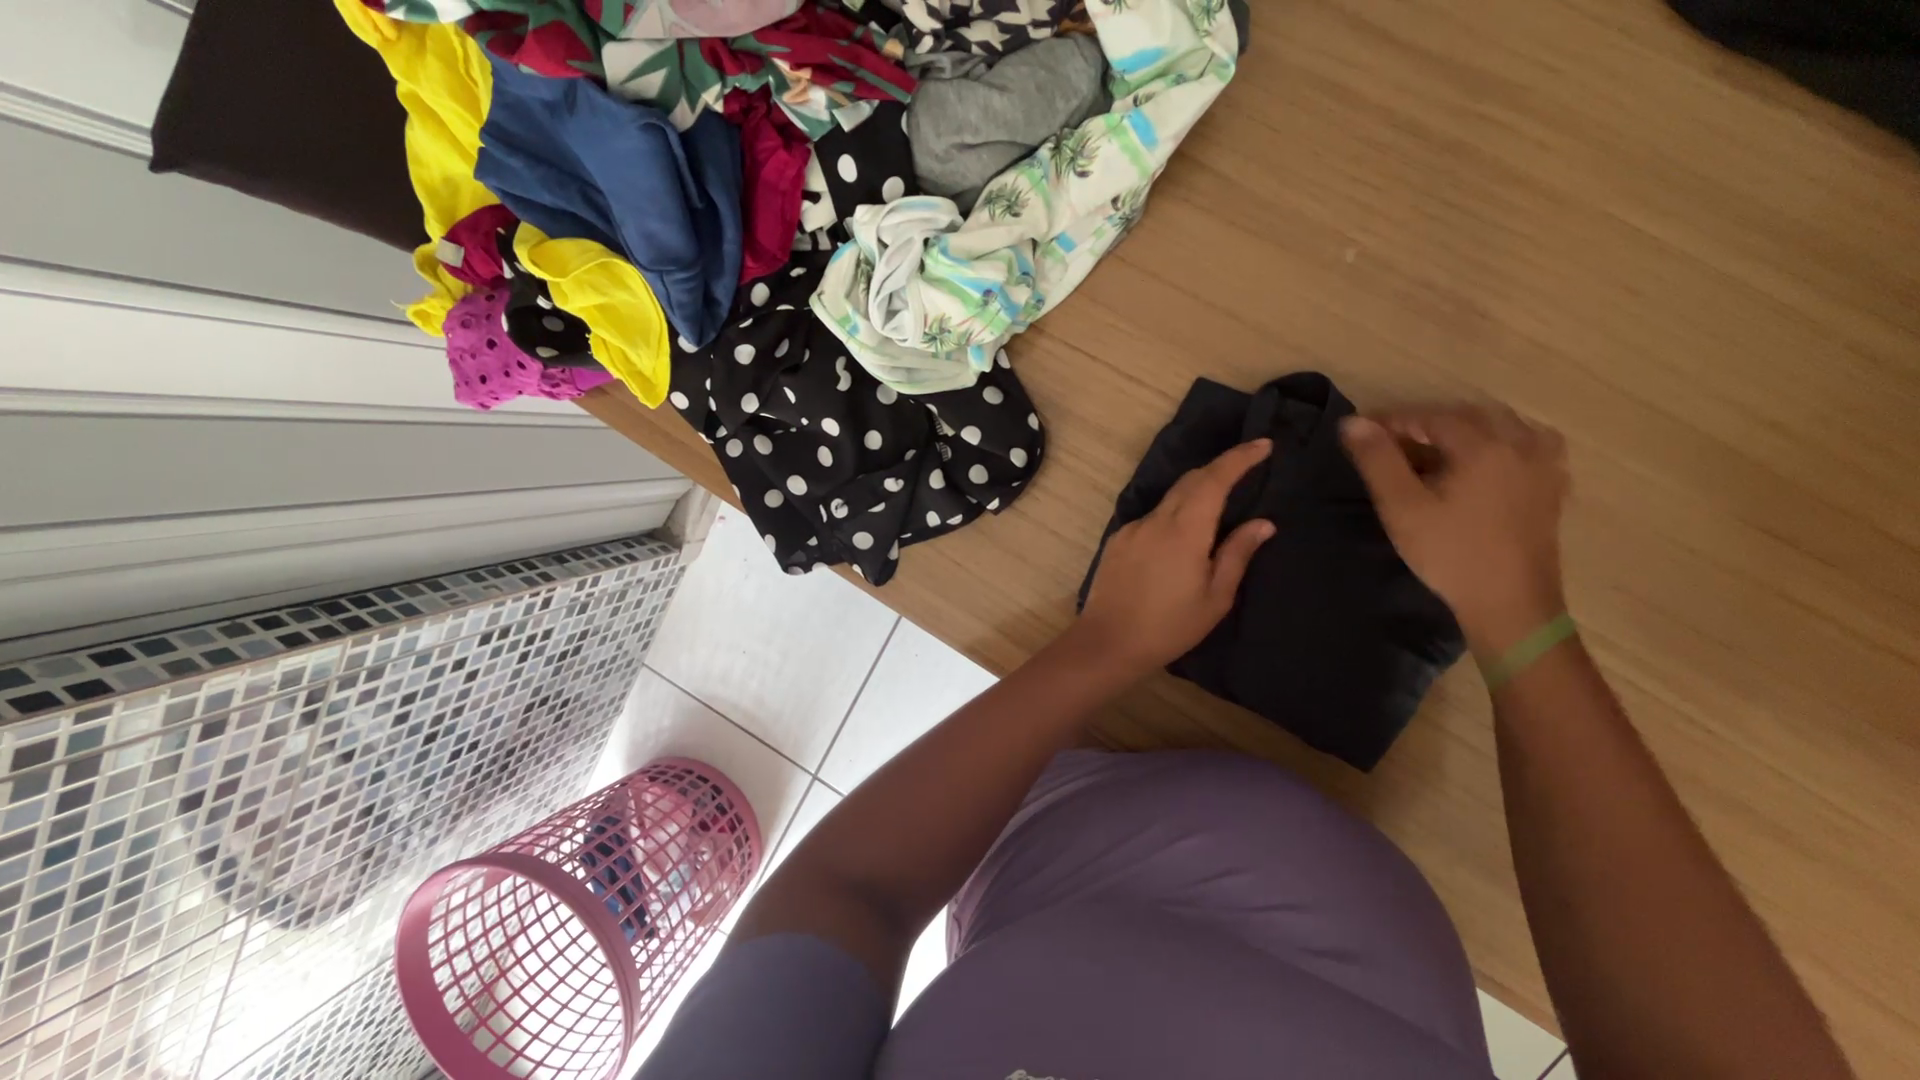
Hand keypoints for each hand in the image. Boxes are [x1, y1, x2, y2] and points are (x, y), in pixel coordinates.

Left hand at [1074, 440, 1276, 673]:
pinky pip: (1152, 517)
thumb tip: (1263, 523)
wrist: (1108, 642)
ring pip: (1170, 498)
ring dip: (1195, 492)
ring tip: (1219, 503)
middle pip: (1190, 480)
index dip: (1240, 458)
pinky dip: (1173, 515)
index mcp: (1185, 530)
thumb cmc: (1169, 626)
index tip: (1263, 445)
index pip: (1215, 479)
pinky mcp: (1118, 540)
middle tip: (1246, 468)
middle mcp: (1156, 520)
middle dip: (1220, 469)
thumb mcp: (1215, 597)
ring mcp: (1133, 528)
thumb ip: (1238, 554)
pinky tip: (1181, 537)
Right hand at [1340, 404, 1569, 657]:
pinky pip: (1530, 448)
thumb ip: (1377, 461)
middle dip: (1430, 424)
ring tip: (1438, 451)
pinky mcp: (1553, 489)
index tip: (1364, 432)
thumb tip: (1352, 421)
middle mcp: (1520, 445)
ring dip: (1468, 431)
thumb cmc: (1451, 554)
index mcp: (1483, 445)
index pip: (1432, 418)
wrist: (1510, 604)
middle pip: (1470, 418)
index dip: (1395, 421)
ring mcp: (1543, 467)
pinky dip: (1502, 445)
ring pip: (1504, 428)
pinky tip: (1486, 463)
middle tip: (1396, 443)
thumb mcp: (1402, 507)